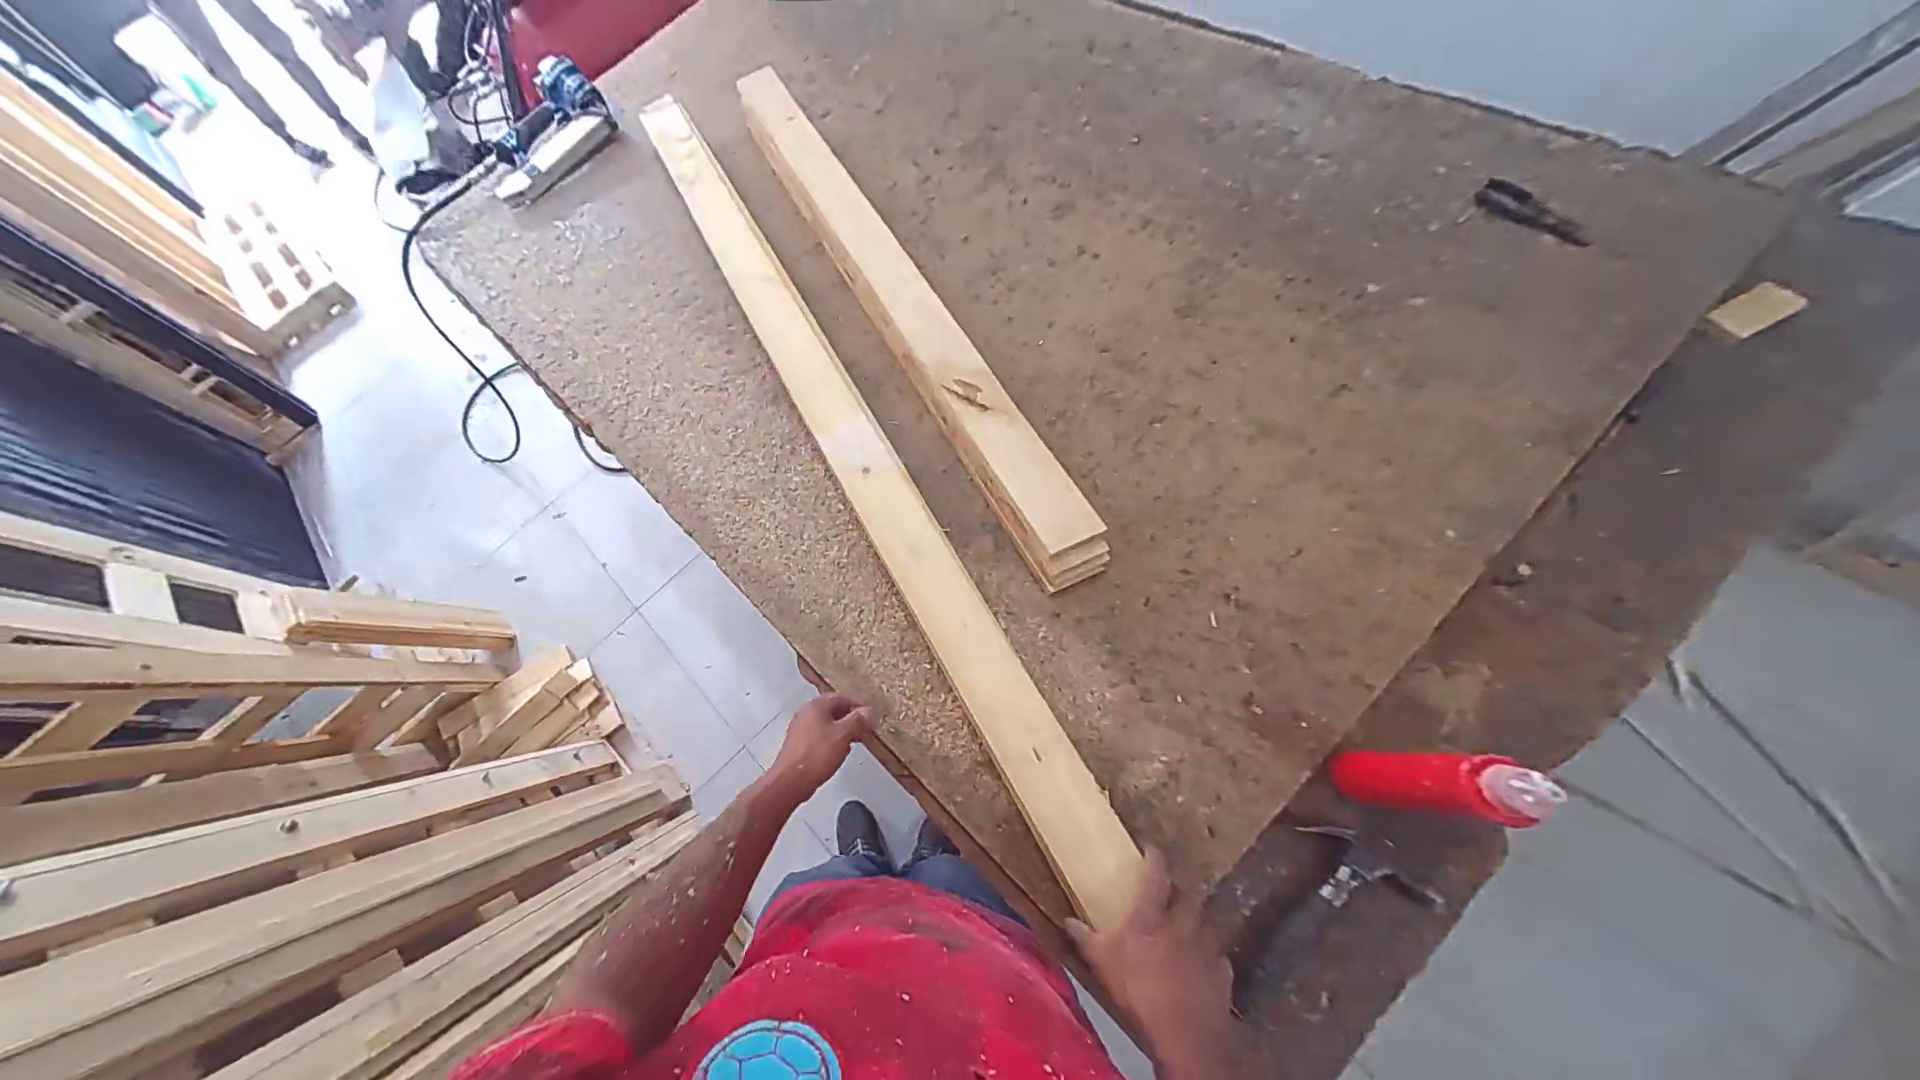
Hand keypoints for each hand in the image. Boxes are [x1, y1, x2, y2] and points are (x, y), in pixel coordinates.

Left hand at [764, 694, 871, 801]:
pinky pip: (819, 737)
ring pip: (827, 725)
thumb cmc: (818, 754)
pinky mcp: (798, 744)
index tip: (870, 718)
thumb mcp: (844, 734)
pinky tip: (837, 754)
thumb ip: (858, 721)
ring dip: (842, 732)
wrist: (791, 781)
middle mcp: (806, 713)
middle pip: (834, 711)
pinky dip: (831, 742)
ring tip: (853, 743)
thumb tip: (869, 711)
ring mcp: (800, 729)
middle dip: (851, 721)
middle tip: (864, 731)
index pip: (843, 698)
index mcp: (817, 706)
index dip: (859, 707)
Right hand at [1067, 849, 1235, 1078]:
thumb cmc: (1140, 993)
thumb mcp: (1104, 965)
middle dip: (1177, 889)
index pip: (1156, 876)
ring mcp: (1207, 947)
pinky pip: (1216, 954)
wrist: (1187, 1038)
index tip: (1150, 849)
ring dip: (1194, 919)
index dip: (1154, 859)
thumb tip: (1066, 921)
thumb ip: (1086, 939)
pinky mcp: (1223, 972)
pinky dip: (1207, 953)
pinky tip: (1199, 963)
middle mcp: (1183, 923)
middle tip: (1166, 893)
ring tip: (1183, 927)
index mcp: (1152, 916)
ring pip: (1204, 921)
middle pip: (1186, 894)